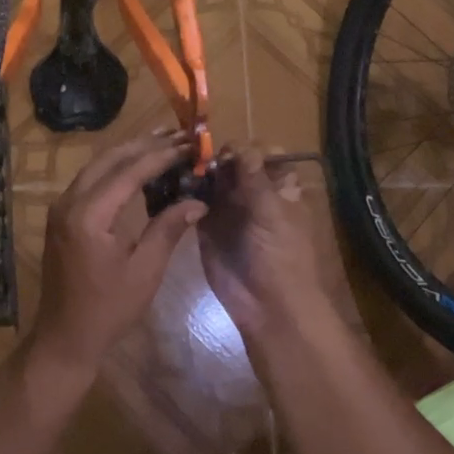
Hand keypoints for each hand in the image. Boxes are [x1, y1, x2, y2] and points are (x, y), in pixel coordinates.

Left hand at [29, 131, 209, 371]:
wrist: (64, 337)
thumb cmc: (108, 309)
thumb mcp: (145, 271)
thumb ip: (168, 229)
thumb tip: (197, 201)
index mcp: (89, 215)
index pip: (130, 171)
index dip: (161, 156)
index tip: (188, 145)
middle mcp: (69, 202)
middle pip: (110, 159)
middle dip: (145, 145)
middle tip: (178, 136)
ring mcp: (61, 207)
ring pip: (98, 166)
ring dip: (129, 153)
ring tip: (161, 143)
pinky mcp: (62, 216)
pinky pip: (90, 180)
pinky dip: (115, 169)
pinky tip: (137, 169)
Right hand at [197, 146, 341, 342]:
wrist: (269, 307)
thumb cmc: (282, 256)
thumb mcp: (273, 213)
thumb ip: (255, 178)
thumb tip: (240, 146)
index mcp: (279, 187)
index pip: (265, 154)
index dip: (249, 148)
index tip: (231, 152)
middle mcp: (253, 193)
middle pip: (234, 163)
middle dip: (218, 156)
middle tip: (200, 156)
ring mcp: (229, 209)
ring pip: (213, 179)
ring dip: (199, 170)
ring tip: (181, 162)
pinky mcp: (207, 226)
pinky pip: (194, 201)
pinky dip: (184, 191)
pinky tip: (171, 181)